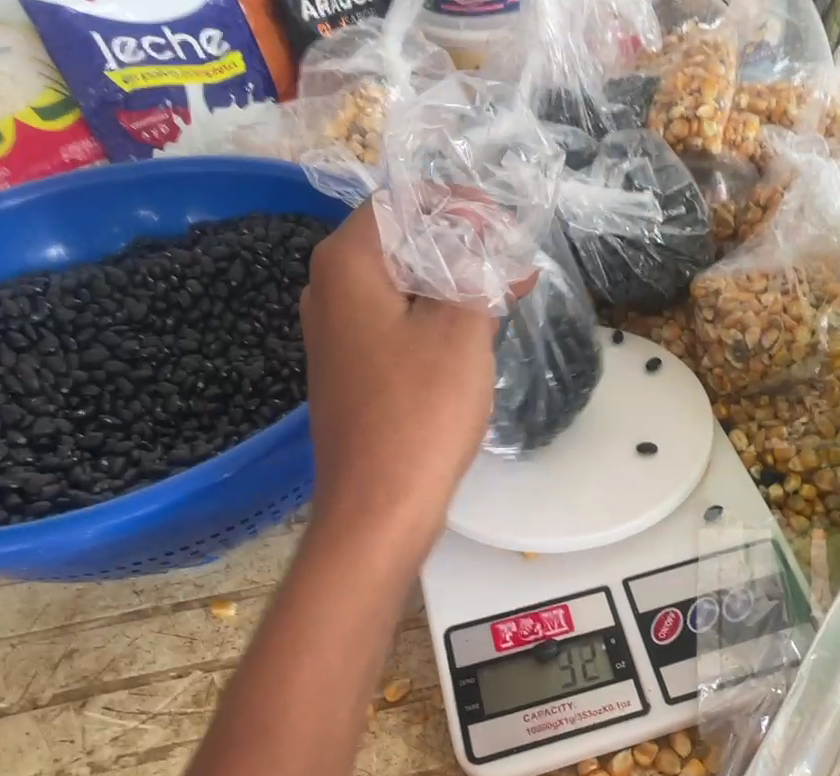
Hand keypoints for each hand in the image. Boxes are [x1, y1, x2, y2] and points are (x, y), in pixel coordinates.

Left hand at [298, 201, 497, 538]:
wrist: (377, 508)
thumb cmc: (419, 414)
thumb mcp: (460, 332)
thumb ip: (477, 275)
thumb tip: (496, 247)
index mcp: (346, 265)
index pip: (401, 203)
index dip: (458, 206)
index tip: (506, 227)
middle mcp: (327, 291)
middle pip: (398, 243)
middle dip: (459, 246)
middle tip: (512, 262)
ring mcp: (335, 337)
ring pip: (399, 288)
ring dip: (451, 285)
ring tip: (504, 295)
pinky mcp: (351, 374)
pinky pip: (394, 327)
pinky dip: (434, 321)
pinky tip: (473, 336)